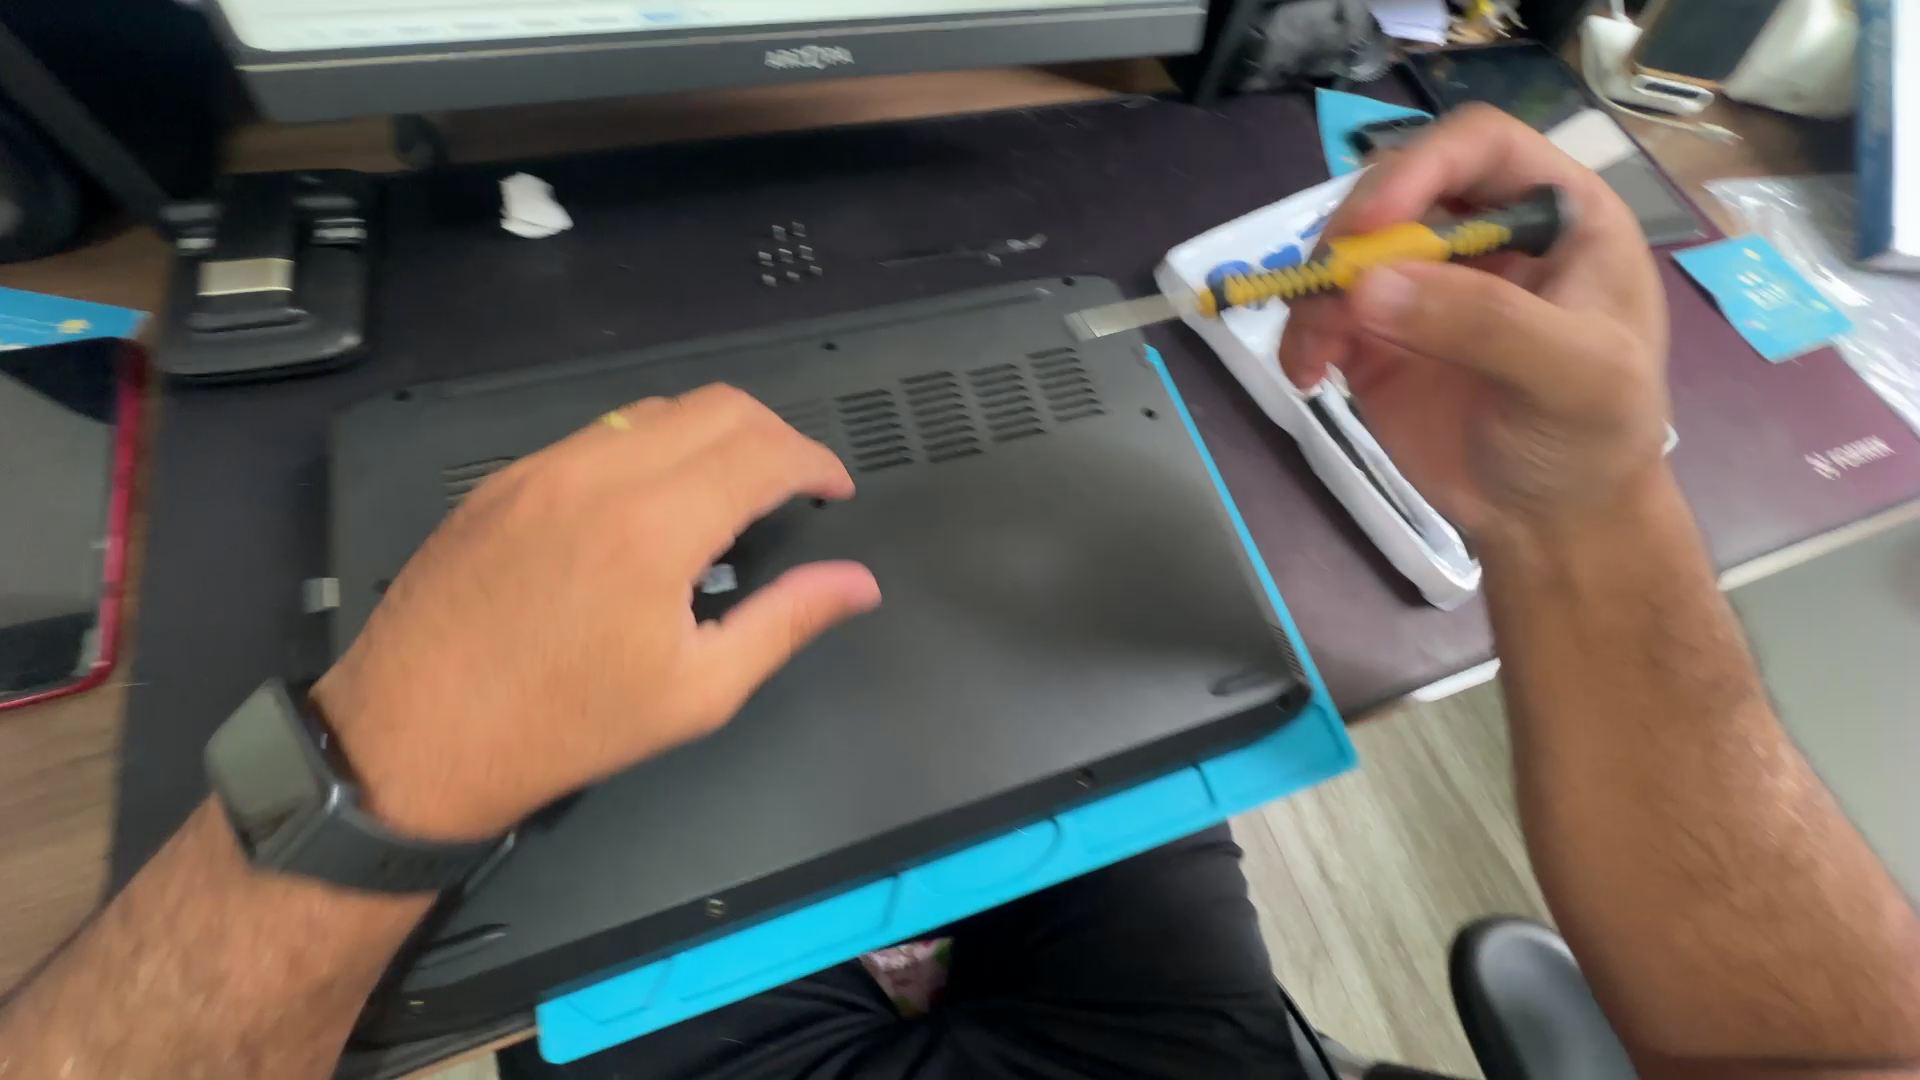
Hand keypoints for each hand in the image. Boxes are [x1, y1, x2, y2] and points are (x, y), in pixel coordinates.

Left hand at [311, 385, 882, 840]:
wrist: (410, 743)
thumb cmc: (568, 727)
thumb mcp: (700, 689)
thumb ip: (789, 619)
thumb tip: (859, 583)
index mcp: (655, 527)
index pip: (765, 453)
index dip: (818, 462)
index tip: (837, 490)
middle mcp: (600, 473)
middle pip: (722, 406)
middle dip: (780, 435)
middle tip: (799, 485)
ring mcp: (545, 467)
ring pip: (663, 408)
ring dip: (720, 434)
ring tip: (738, 489)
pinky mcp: (507, 477)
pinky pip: (607, 432)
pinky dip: (661, 445)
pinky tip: (661, 501)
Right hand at [1278, 105, 1671, 546]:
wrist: (1544, 515)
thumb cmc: (1588, 435)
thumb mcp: (1570, 374)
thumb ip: (1482, 322)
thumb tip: (1363, 285)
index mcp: (1551, 217)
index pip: (1476, 147)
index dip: (1417, 169)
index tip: (1368, 226)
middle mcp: (1477, 243)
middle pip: (1390, 199)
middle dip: (1347, 243)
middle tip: (1325, 296)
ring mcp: (1418, 294)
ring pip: (1342, 260)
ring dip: (1313, 301)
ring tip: (1314, 359)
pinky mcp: (1374, 342)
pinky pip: (1320, 319)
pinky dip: (1300, 341)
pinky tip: (1307, 376)